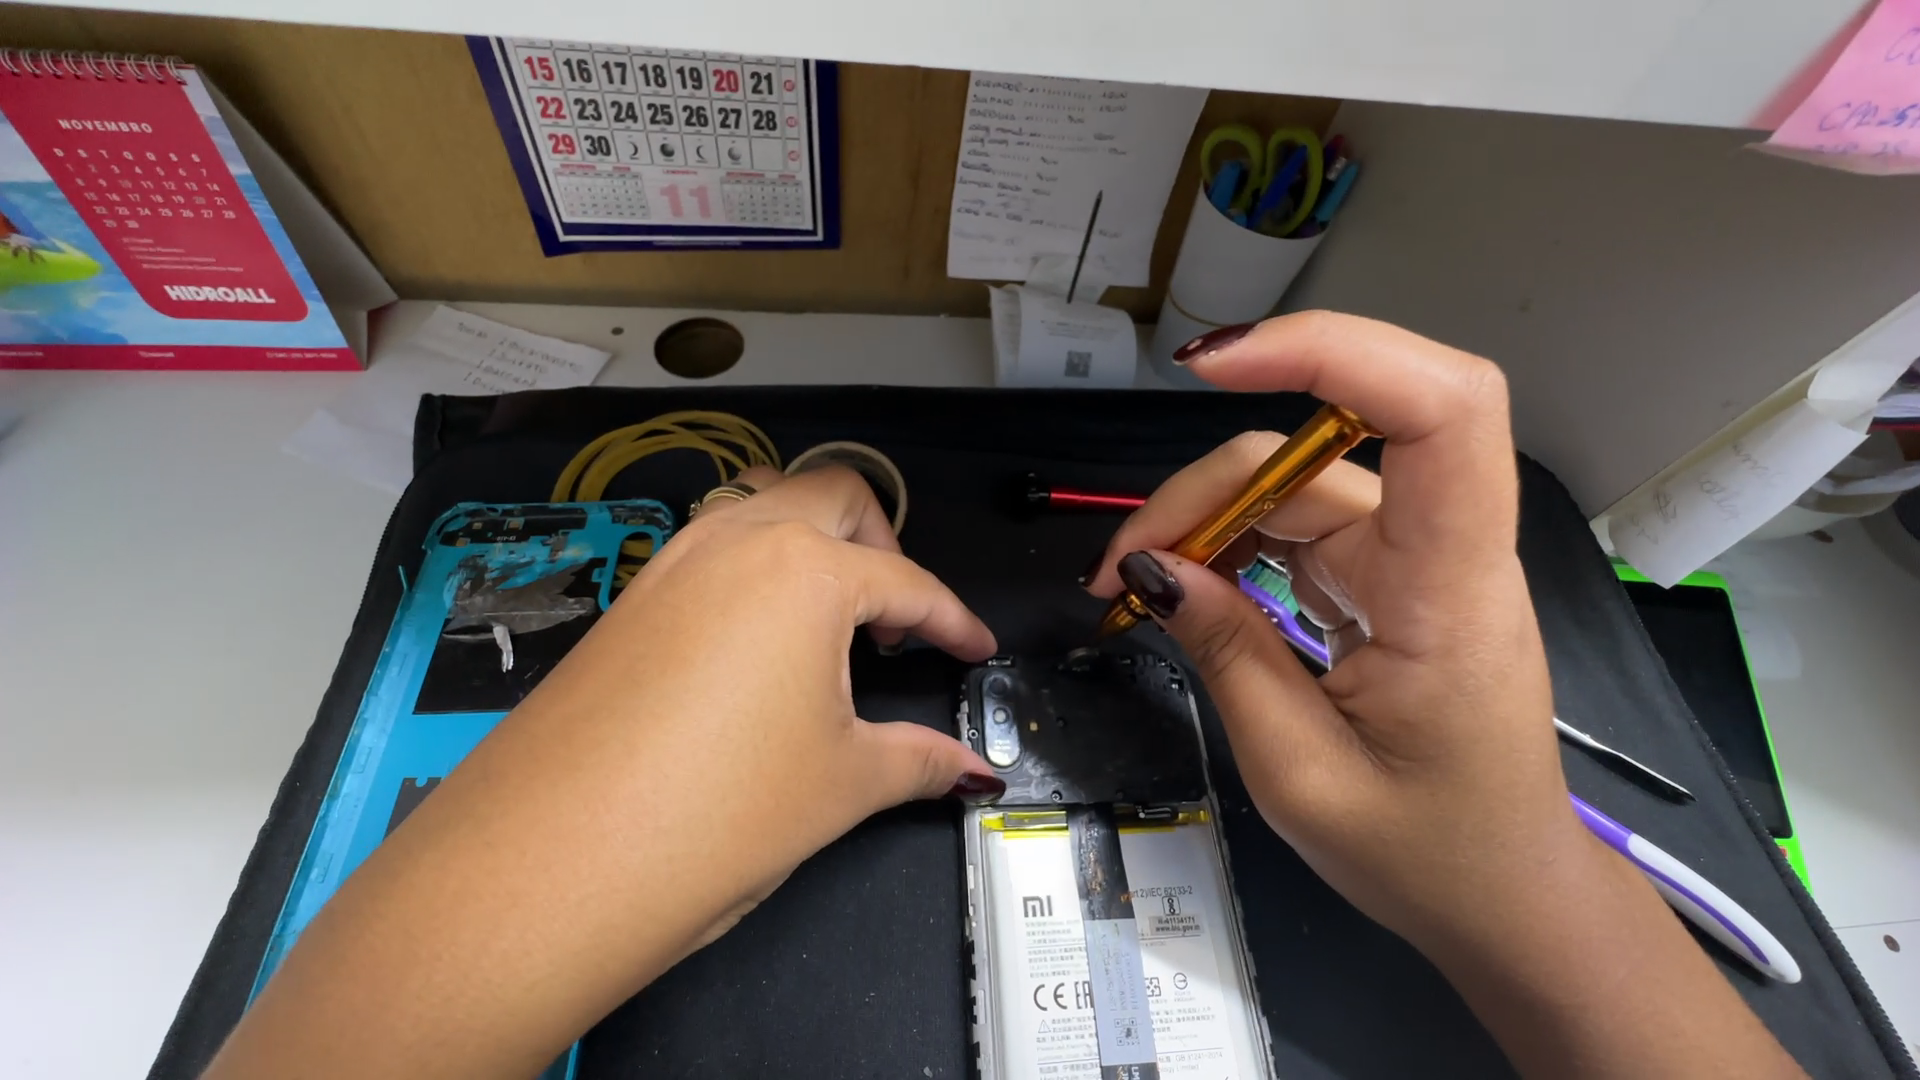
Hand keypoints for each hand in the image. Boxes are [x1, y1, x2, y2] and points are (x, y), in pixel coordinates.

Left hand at [208, 465, 1001, 1079]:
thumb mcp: (843, 784)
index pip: (908, 583)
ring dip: (815, 538)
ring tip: (833, 614)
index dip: (954, 620)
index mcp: (808, 572)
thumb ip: (923, 762)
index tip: (976, 649)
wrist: (547, 864)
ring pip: (766, 503)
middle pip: (836, 496)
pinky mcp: (634, 594)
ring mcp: (677, 559)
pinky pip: (715, 544)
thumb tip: (979, 771)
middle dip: (884, 541)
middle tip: (898, 617)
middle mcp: (741, 540)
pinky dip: (759, 563)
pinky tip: (761, 638)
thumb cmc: (725, 812)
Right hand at [1084, 313, 1801, 1077]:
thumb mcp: (1300, 772)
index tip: (1212, 364)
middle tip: (1120, 571)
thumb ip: (1227, 656)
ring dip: (1197, 520)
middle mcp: (1436, 550)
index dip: (1334, 353)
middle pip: (1308, 458)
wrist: (1500, 895)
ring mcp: (1406, 556)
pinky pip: (1286, 525)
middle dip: (1198, 493)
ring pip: (1284, 485)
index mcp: (1450, 592)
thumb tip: (1153, 566)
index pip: (1439, 412)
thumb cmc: (1424, 852)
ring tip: (1133, 585)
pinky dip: (1220, 542)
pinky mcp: (1377, 573)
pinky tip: (1179, 584)